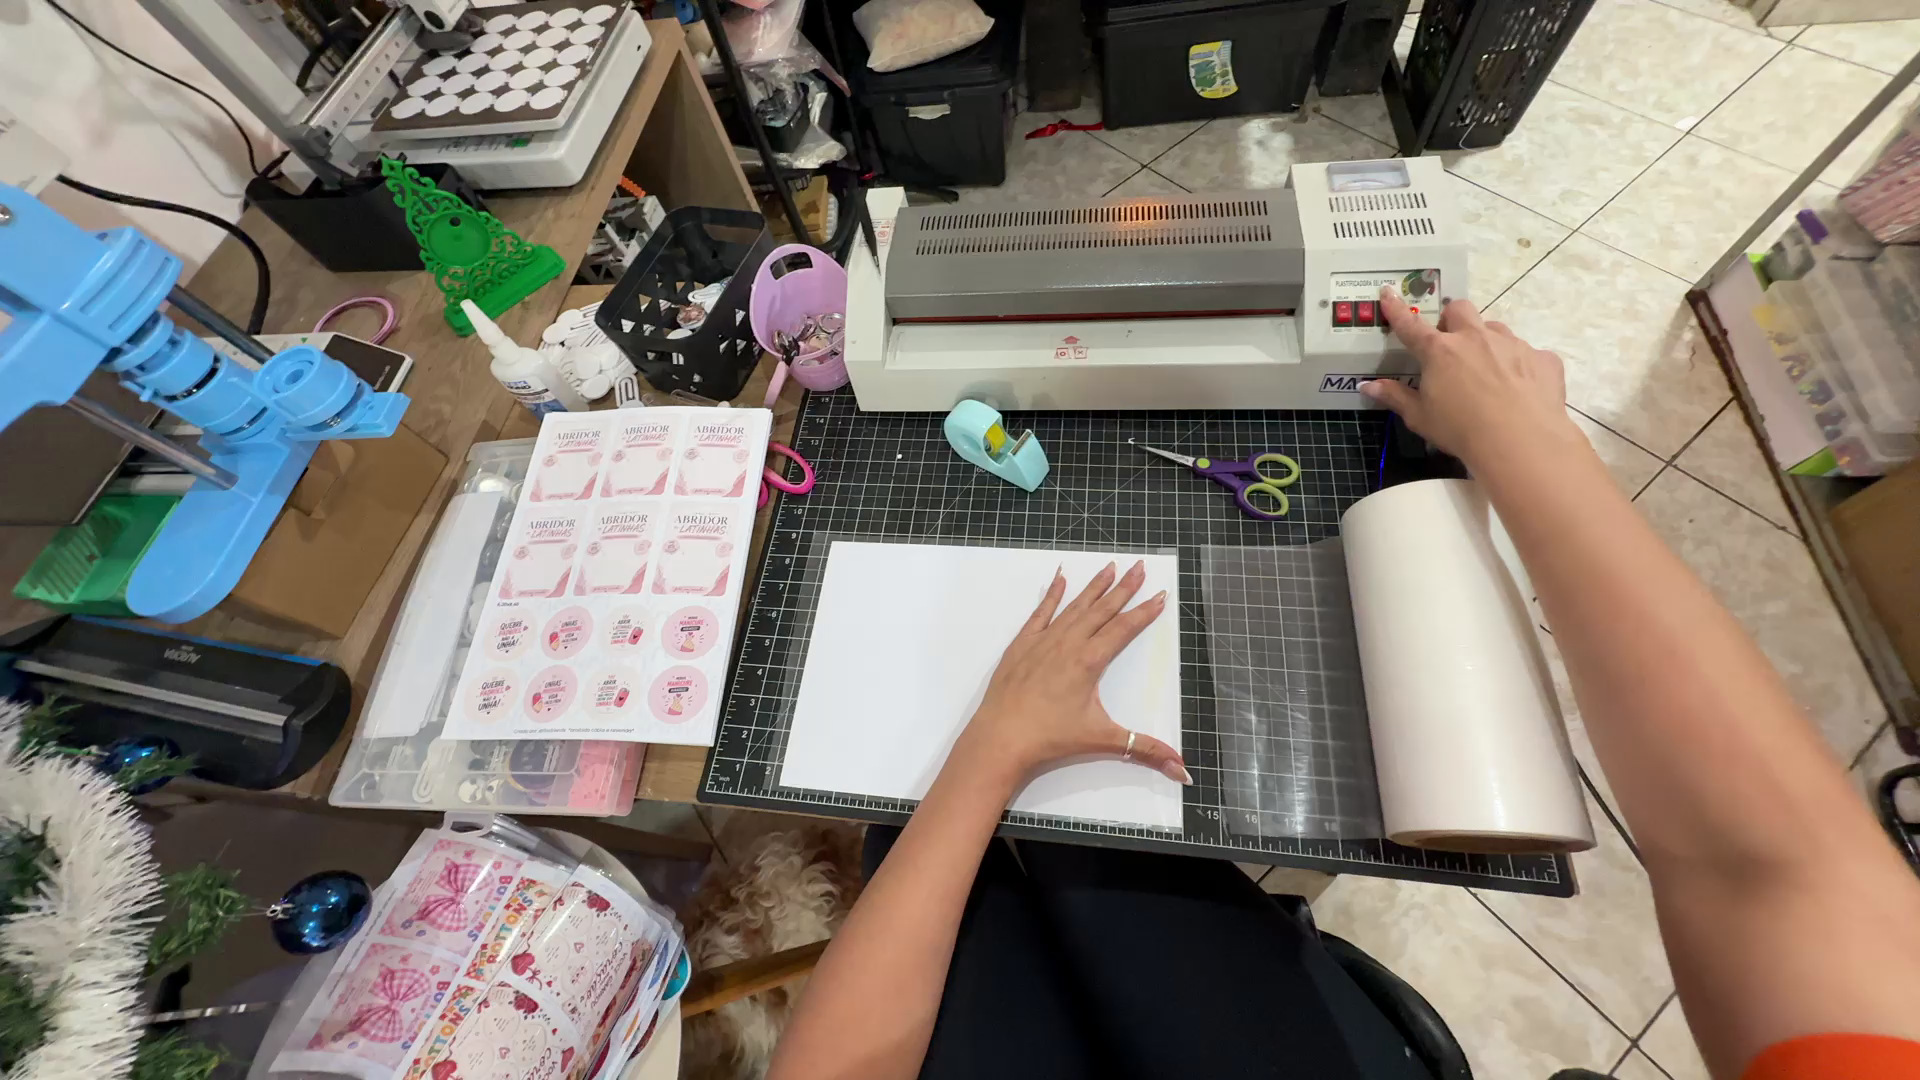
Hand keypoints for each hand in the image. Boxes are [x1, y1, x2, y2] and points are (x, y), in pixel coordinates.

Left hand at [953, 561, 1191, 786]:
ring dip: (1093, 587)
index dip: (1144, 612)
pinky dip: (1052, 595)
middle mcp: (1067, 643)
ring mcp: (1043, 640)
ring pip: (1074, 606)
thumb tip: (1183, 768)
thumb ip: (1145, 750)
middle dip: (1124, 588)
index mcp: (1089, 661)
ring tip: (1110, 567)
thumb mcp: (1102, 740)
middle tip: (1140, 566)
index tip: (1160, 594)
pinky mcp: (1021, 644)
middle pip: (1101, 610)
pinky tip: (1060, 578)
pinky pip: (1040, 612)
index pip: (1123, 629)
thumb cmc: (1050, 738)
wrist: (1001, 737)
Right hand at [1362, 286, 1579, 465]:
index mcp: (1439, 352)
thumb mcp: (1419, 416)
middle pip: (1460, 310)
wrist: (1520, 440)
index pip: (1410, 325)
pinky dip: (1517, 366)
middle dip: (1451, 319)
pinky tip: (1516, 389)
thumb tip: (1368, 386)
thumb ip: (1395, 396)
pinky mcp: (1543, 358)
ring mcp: (1513, 344)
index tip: (1387, 291)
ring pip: (1495, 330)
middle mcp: (1476, 338)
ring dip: (1484, 341)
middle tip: (1448, 343)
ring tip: (1483, 371)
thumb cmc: (1459, 428)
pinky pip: (1526, 354)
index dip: (1395, 309)